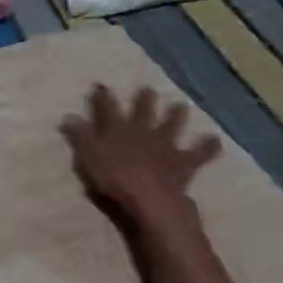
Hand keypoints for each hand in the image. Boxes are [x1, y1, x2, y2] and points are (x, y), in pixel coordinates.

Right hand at [61, 84, 222, 225]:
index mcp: (117, 128)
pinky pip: (200, 152)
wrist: (148, 195)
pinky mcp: (183, 162)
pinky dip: (208, 146)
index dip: (103, 96)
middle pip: (144, 110)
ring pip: (172, 125)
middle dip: (145, 99)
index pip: (107, 107)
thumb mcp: (87, 155)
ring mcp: (166, 144)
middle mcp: (143, 130)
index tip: (100, 86)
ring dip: (176, 115)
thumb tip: (68, 116)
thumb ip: (79, 135)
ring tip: (181, 105)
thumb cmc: (112, 176)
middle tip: (147, 89)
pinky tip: (215, 140)